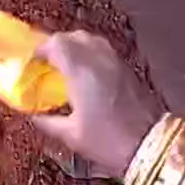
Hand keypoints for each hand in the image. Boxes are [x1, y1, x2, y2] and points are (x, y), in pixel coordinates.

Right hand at [33, 31, 161, 177]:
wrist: (152, 147)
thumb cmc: (108, 142)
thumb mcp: (72, 135)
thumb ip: (47, 121)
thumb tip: (31, 114)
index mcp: (81, 72)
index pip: (56, 44)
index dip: (40, 49)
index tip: (31, 62)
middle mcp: (98, 60)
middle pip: (72, 36)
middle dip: (55, 45)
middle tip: (45, 62)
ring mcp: (115, 62)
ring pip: (89, 39)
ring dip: (73, 45)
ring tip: (65, 63)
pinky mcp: (126, 68)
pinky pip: (102, 48)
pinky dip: (88, 51)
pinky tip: (85, 71)